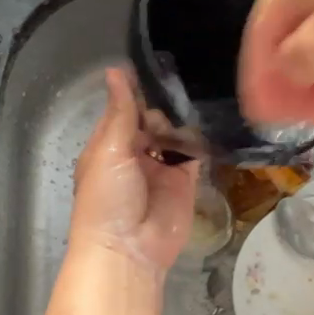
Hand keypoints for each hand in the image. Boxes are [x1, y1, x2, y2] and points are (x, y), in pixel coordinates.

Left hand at [70, 68, 200, 273]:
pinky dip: (198, 141)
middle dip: (161, 107)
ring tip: (191, 105)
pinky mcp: (184, 181)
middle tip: (175, 93)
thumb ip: (120, 111)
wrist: (129, 250)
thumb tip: (115, 70)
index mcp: (107, 145)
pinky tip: (206, 123)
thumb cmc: (107, 198)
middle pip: (151, 120)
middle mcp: (134, 154)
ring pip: (174, 135)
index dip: (134, 91)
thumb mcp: (109, 149)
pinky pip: (193, 154)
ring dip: (180, 122)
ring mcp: (161, 168)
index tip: (152, 65)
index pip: (122, 110)